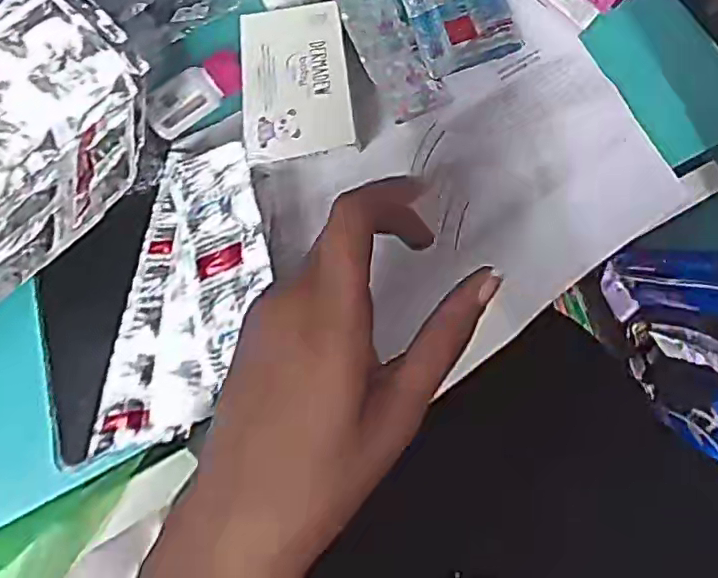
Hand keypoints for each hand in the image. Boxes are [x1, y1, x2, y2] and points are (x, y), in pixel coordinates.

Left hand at [143, 178, 500, 577]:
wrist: (234, 523)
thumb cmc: (320, 475)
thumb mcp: (400, 407)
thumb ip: (446, 334)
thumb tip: (483, 284)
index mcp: (329, 313)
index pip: (352, 215)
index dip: (391, 193)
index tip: (422, 197)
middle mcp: (289, 299)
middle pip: (339, 227)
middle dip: (385, 220)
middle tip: (421, 241)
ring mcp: (264, 312)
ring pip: (321, 255)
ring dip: (361, 254)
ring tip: (391, 293)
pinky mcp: (252, 328)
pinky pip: (300, 282)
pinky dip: (334, 280)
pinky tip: (350, 329)